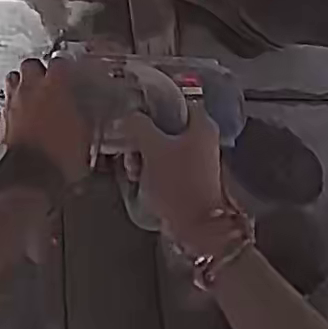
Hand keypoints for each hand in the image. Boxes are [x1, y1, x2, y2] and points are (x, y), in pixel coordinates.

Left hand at [1, 57, 93, 183]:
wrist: (28, 178)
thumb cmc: (57, 158)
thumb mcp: (84, 136)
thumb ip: (83, 118)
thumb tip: (84, 116)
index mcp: (55, 87)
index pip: (59, 62)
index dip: (65, 67)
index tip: (69, 73)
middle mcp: (31, 90)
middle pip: (31, 64)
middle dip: (39, 70)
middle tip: (48, 80)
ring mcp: (13, 102)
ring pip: (14, 78)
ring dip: (23, 83)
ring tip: (33, 94)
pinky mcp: (2, 118)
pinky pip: (7, 101)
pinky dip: (15, 104)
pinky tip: (23, 116)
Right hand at [117, 109, 234, 254]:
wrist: (195, 228)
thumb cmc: (177, 183)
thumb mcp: (152, 148)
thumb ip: (137, 125)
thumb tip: (126, 116)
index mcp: (201, 124)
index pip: (174, 100)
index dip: (151, 104)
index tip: (132, 113)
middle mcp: (201, 138)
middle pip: (164, 124)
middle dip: (141, 136)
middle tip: (129, 148)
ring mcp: (195, 159)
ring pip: (160, 145)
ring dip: (141, 154)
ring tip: (133, 169)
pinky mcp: (186, 177)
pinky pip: (162, 163)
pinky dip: (149, 167)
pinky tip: (138, 178)